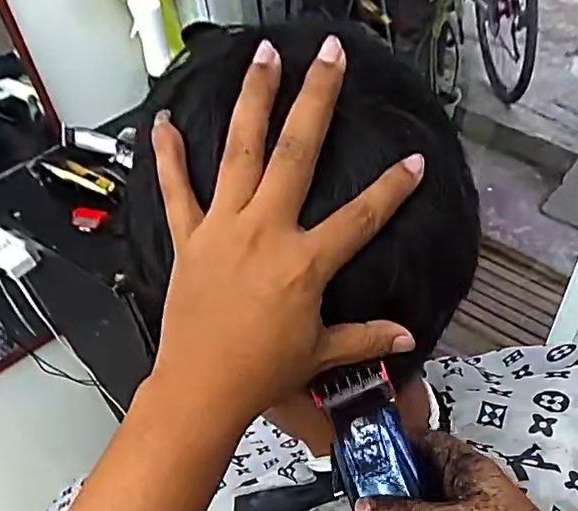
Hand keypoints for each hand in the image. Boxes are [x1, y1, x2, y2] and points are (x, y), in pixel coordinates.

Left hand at [145, 34, 423, 428]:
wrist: (205, 386)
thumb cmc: (262, 373)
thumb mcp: (321, 355)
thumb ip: (366, 339)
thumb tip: (405, 339)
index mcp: (305, 264)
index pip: (360, 218)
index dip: (391, 189)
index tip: (413, 161)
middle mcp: (265, 233)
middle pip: (296, 153)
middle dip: (317, 99)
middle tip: (329, 56)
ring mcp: (224, 229)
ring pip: (240, 150)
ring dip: (254, 99)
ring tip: (263, 56)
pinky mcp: (191, 239)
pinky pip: (178, 188)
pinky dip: (169, 155)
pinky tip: (165, 123)